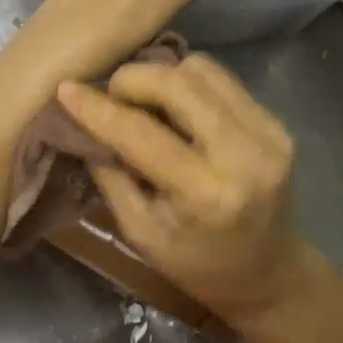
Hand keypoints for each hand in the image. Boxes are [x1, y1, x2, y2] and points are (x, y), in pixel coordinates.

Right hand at [57, 53, 312, 323]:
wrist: (267, 273)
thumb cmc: (194, 263)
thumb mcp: (139, 230)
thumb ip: (110, 173)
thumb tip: (81, 124)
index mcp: (208, 195)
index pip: (143, 134)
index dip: (99, 109)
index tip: (66, 88)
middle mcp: (246, 155)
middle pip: (179, 83)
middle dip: (133, 79)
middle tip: (111, 96)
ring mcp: (269, 133)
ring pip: (201, 70)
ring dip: (161, 77)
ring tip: (142, 101)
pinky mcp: (277, 121)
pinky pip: (220, 80)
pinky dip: (186, 83)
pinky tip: (173, 106)